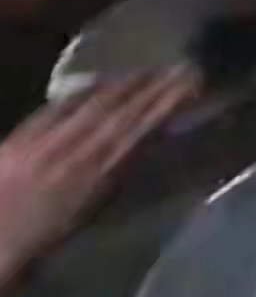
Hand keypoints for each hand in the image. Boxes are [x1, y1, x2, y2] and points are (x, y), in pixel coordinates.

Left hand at [0, 69, 197, 283]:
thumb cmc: (50, 230)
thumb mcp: (99, 201)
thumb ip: (129, 164)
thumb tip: (165, 130)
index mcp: (100, 168)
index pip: (146, 122)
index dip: (172, 97)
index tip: (196, 78)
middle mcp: (74, 153)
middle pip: (122, 109)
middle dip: (153, 85)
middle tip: (180, 66)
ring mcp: (40, 147)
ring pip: (90, 105)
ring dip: (122, 84)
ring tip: (145, 70)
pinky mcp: (12, 145)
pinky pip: (50, 111)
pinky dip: (79, 95)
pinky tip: (95, 85)